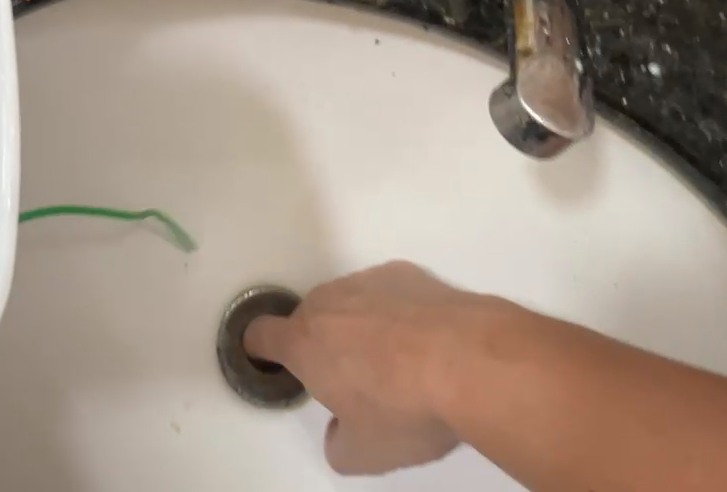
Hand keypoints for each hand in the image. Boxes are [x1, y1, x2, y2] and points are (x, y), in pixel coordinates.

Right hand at [244, 261, 477, 475]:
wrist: (468, 361)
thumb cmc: (405, 409)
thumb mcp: (367, 453)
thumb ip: (338, 445)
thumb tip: (338, 434)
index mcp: (304, 344)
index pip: (261, 334)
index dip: (259, 347)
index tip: (266, 356)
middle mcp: (326, 303)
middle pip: (309, 319)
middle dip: (323, 344)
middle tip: (355, 380)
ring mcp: (364, 282)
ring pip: (348, 303)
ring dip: (359, 325)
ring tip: (399, 362)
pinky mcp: (402, 273)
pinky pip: (386, 293)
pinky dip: (395, 311)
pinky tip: (425, 339)